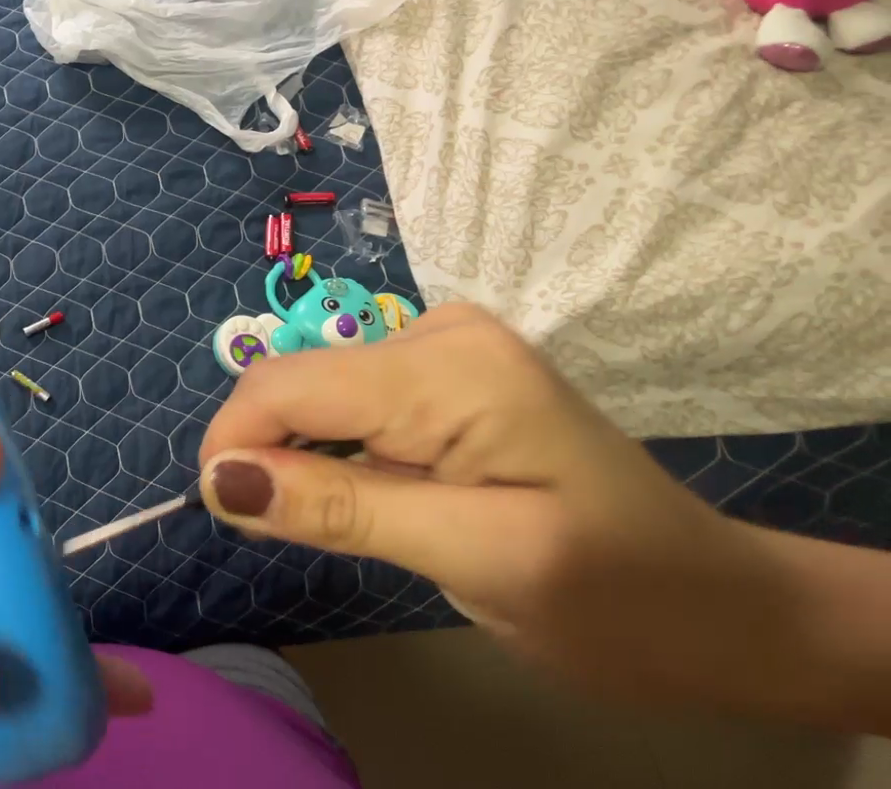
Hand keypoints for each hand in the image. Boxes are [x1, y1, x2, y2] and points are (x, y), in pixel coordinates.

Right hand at [197, 303, 794, 707]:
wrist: (721, 609)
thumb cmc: (614, 598)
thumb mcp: (473, 560)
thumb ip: (341, 509)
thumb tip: (220, 480)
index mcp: (451, 369)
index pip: (285, 384)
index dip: (234, 446)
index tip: (232, 517)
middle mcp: (437, 332)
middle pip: (295, 383)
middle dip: (269, 454)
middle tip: (295, 534)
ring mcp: (442, 344)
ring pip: (311, 391)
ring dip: (299, 456)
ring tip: (349, 519)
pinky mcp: (441, 369)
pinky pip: (342, 398)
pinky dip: (328, 448)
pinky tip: (372, 490)